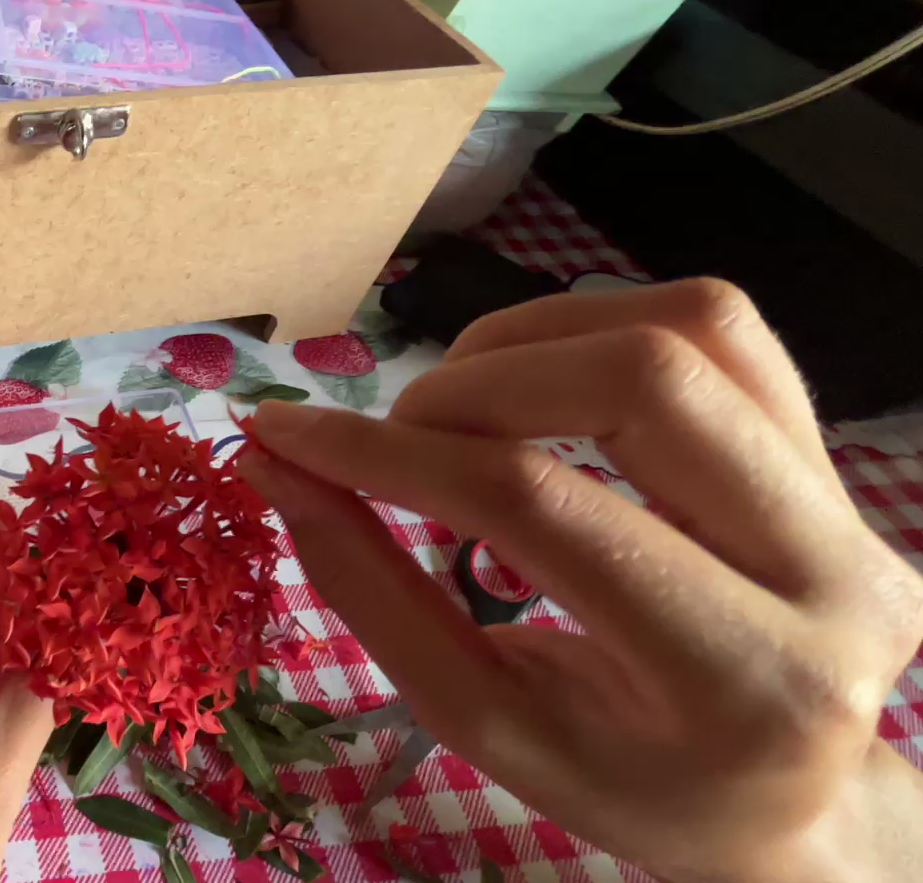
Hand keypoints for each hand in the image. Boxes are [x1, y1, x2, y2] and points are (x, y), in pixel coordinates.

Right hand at [237, 279, 922, 882]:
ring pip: (684, 327)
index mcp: (735, 674)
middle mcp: (830, 570)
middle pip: (637, 380)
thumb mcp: (464, 708)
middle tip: (392, 438)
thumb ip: (362, 580)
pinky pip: (706, 324)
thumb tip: (272, 465)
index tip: (282, 432)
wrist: (774, 794)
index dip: (381, 452)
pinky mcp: (824, 447)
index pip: (530, 502)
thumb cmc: (607, 771)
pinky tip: (520, 384)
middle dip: (462, 388)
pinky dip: (577, 326)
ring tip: (453, 409)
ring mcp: (846, 497)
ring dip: (520, 343)